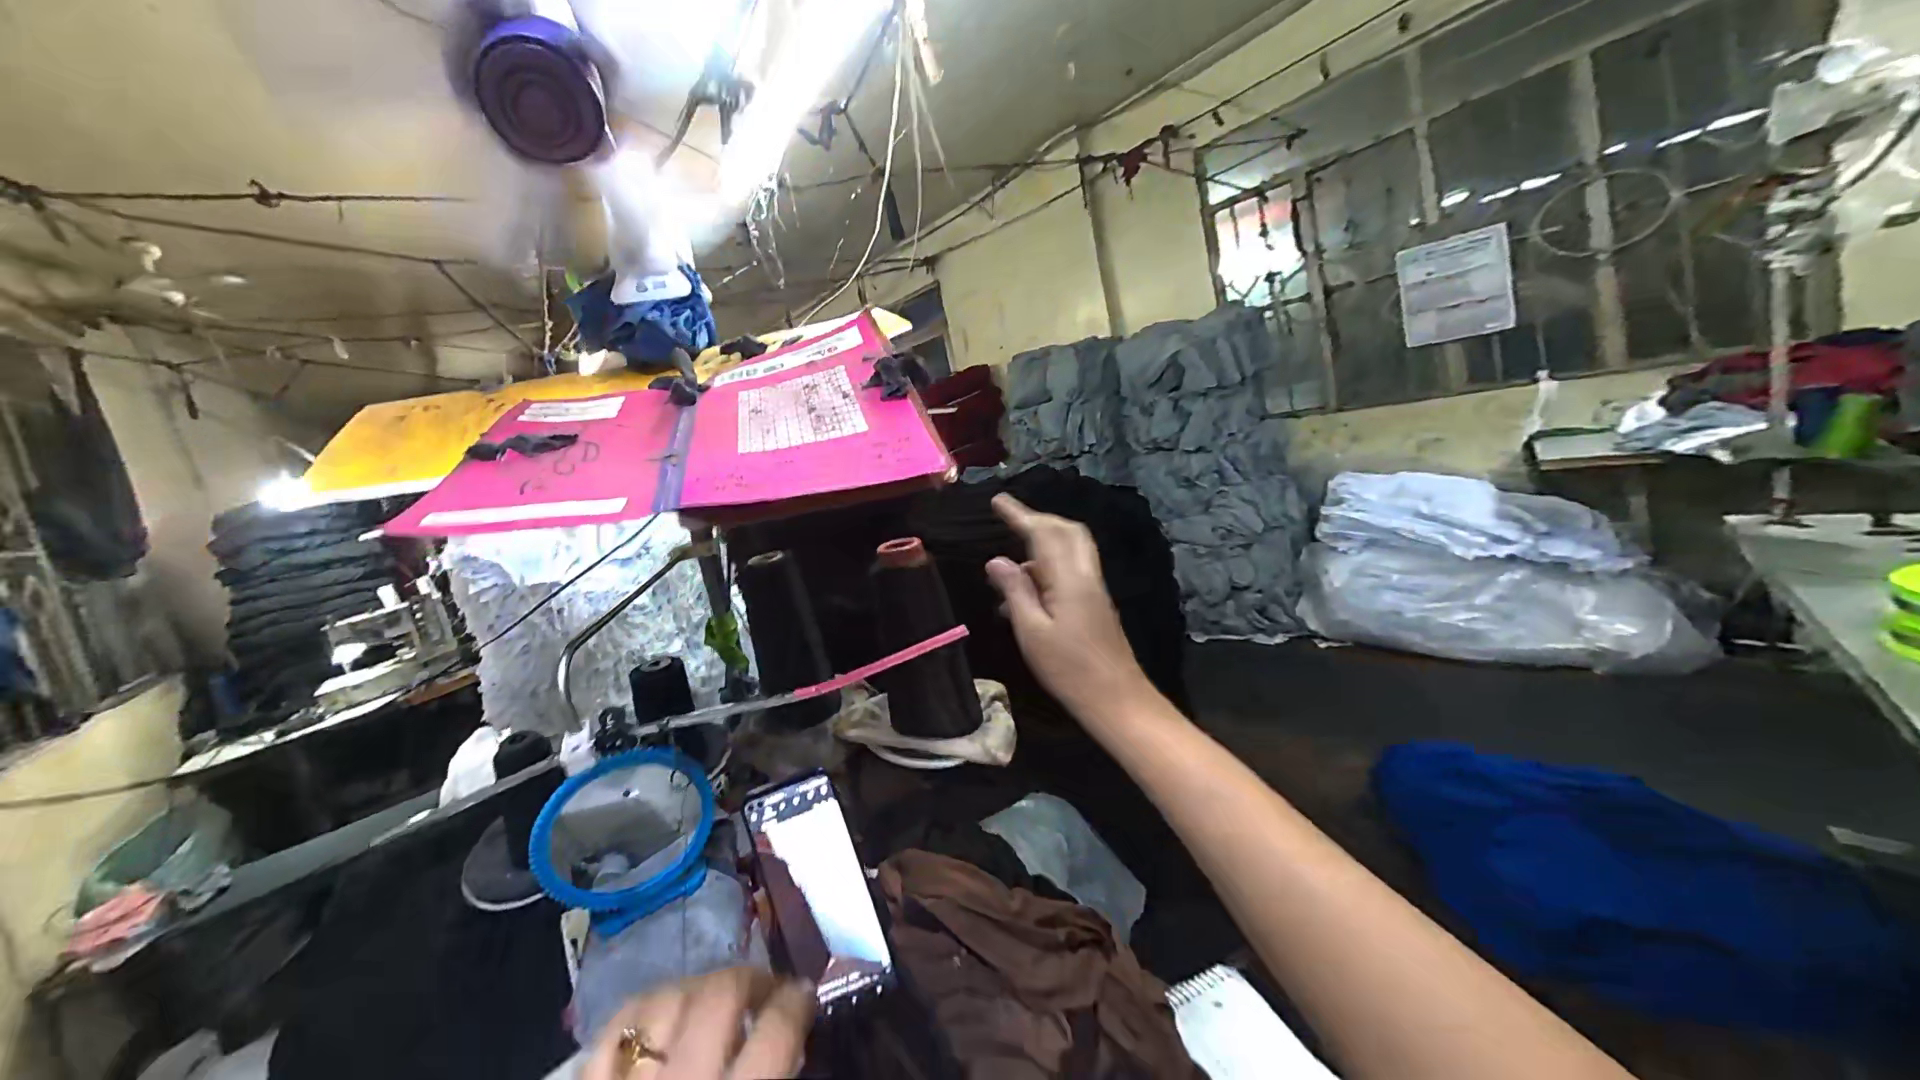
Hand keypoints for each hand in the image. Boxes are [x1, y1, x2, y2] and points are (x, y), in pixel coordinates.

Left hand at [584, 968, 815, 1079]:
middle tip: (764, 989)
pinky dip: (641, 1011)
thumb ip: (773, 1078)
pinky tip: (661, 1013)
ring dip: (697, 988)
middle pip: (718, 998)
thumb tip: (793, 1046)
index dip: (796, 1002)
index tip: (805, 993)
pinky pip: (609, 1031)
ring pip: (663, 1000)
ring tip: (715, 996)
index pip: (775, 1034)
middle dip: (749, 980)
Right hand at [985, 494, 1151, 716]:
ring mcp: (1094, 590)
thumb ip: (1015, 592)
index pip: (1043, 533)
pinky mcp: (1096, 605)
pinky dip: (1047, 569)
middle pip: (1067, 531)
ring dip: (1042, 544)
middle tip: (1010, 519)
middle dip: (1038, 520)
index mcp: (1069, 579)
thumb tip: (996, 561)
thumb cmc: (1069, 669)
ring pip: (1070, 550)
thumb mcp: (1031, 632)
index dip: (1020, 514)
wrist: (1117, 699)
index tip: (998, 501)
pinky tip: (1024, 595)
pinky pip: (1070, 571)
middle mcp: (1086, 576)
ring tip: (1008, 565)